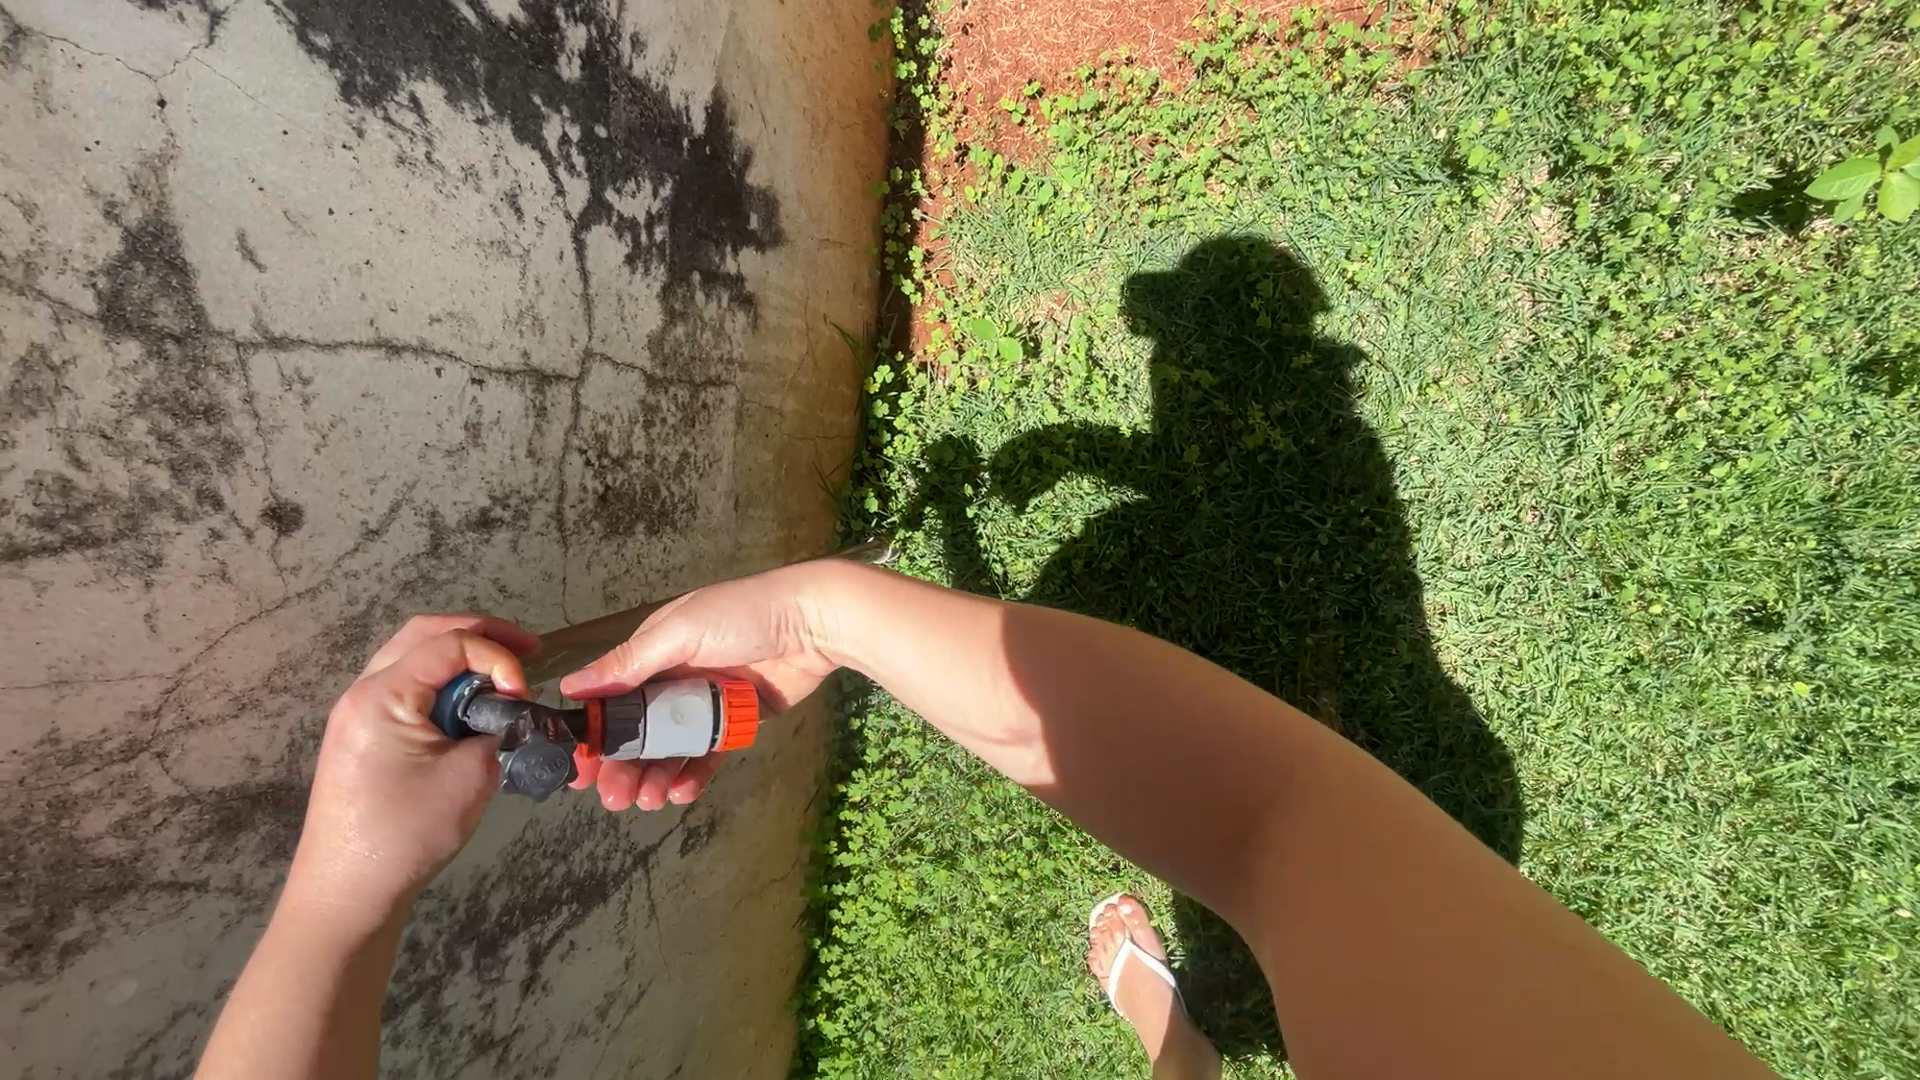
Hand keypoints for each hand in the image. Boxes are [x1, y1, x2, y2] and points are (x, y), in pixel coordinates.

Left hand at [285, 615, 539, 921]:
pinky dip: (450, 678)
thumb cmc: (408, 831)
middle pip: (426, 632)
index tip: (525, 694)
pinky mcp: (367, 733)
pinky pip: (411, 682)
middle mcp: (364, 693)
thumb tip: (511, 712)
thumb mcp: (473, 774)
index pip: (451, 644)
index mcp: (382, 697)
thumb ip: (500, 727)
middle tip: (530, 650)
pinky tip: (477, 697)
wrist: (348, 892)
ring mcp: (360, 713)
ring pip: (415, 653)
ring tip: (509, 669)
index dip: (499, 657)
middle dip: (484, 634)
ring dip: (466, 653)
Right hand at [559, 561, 847, 811]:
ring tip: (647, 800)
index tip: (578, 769)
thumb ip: (629, 663)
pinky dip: (693, 774)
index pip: (614, 698)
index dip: (596, 734)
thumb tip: (571, 686)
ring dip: (655, 775)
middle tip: (612, 797)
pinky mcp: (738, 721)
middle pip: (640, 731)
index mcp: (656, 652)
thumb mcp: (680, 632)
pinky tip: (682, 791)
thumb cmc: (742, 616)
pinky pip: (708, 753)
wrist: (812, 624)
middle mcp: (676, 678)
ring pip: (671, 748)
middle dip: (623, 765)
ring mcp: (708, 702)